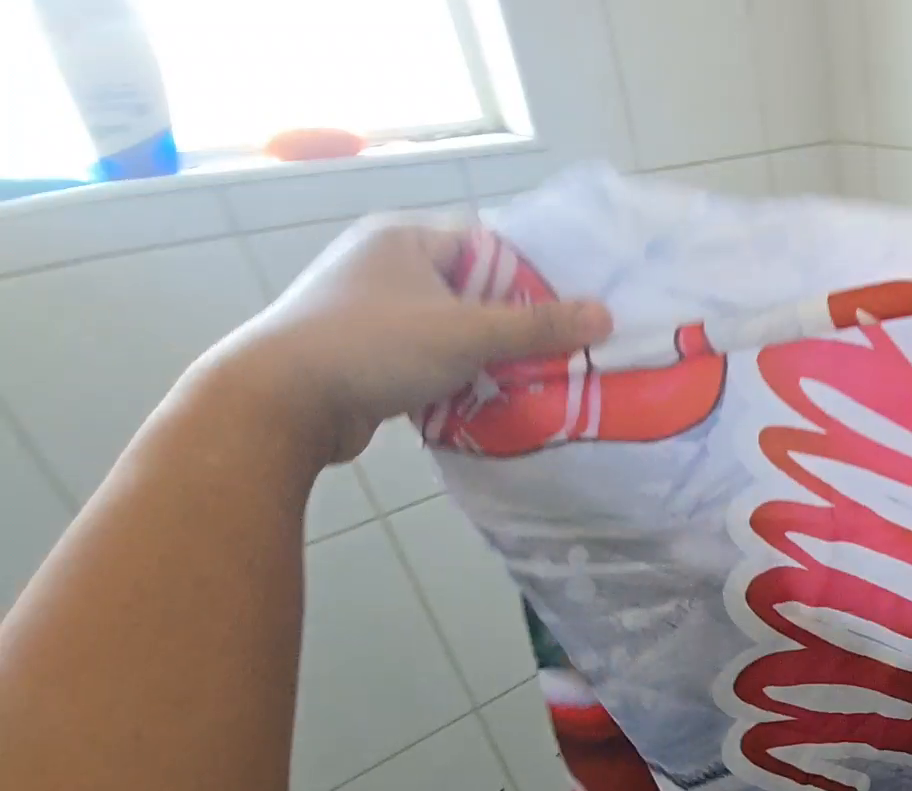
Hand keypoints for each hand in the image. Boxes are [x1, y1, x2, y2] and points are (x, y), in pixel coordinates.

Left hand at [192, 214, 612, 464]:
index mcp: (404, 240)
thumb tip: (606, 315)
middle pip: (476, 291)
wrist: (280, 404)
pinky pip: (433, 357)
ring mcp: (373, 311)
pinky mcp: (368, 352)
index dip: (531, 276)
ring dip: (491, 355)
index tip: (567, 312)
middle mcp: (386, 266)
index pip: (487, 245)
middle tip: (559, 350)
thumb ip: (539, 326)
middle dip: (516, 324)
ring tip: (532, 379)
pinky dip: (461, 376)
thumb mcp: (468, 333)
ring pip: (456, 329)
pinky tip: (489, 398)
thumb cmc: (373, 347)